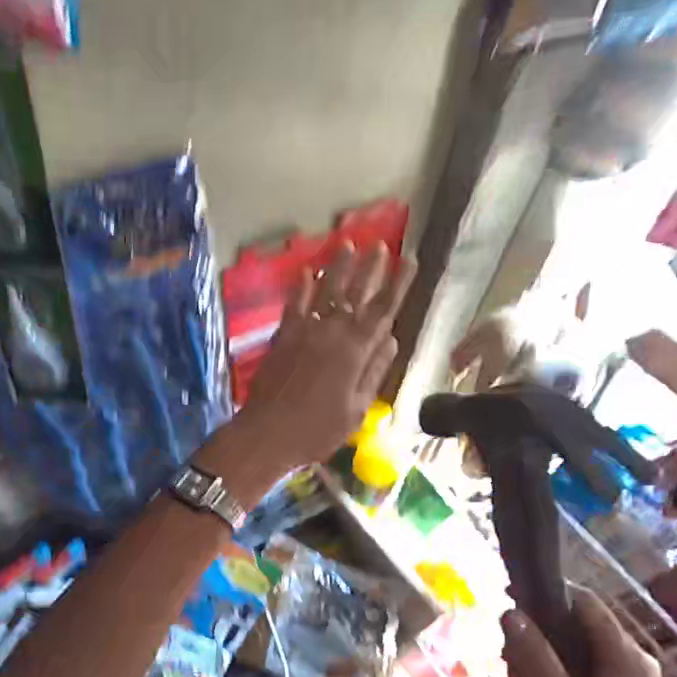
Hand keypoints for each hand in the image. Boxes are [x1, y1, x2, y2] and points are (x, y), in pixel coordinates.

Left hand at [211, 246, 415, 492]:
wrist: (266, 433)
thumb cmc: (316, 431)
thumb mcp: (356, 409)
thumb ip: (373, 371)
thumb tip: (391, 339)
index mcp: (356, 351)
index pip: (384, 309)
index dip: (399, 282)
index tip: (411, 258)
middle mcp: (332, 333)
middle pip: (356, 293)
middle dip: (370, 267)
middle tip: (380, 243)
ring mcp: (304, 332)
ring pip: (325, 292)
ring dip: (338, 268)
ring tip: (347, 245)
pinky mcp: (281, 338)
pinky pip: (293, 306)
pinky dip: (301, 288)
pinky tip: (306, 272)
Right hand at [502, 594, 676, 676]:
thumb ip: (535, 658)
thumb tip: (511, 614)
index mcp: (622, 654)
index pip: (582, 602)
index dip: (545, 595)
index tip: (509, 604)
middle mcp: (630, 657)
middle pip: (571, 628)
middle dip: (534, 646)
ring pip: (571, 652)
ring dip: (540, 668)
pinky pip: (580, 671)